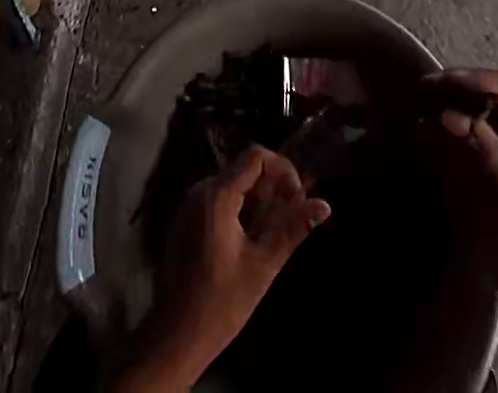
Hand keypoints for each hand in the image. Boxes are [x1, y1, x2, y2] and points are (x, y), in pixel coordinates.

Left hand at [114, 147, 330, 391]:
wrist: (172, 341)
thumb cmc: (219, 303)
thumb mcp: (263, 264)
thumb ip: (294, 228)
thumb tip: (325, 205)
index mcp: (216, 197)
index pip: (255, 157)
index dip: (283, 170)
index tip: (296, 200)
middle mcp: (200, 192)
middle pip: (246, 170)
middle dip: (273, 189)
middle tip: (290, 221)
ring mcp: (190, 207)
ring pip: (235, 185)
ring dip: (259, 202)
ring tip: (273, 235)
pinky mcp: (187, 222)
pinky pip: (221, 200)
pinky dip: (242, 211)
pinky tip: (250, 242)